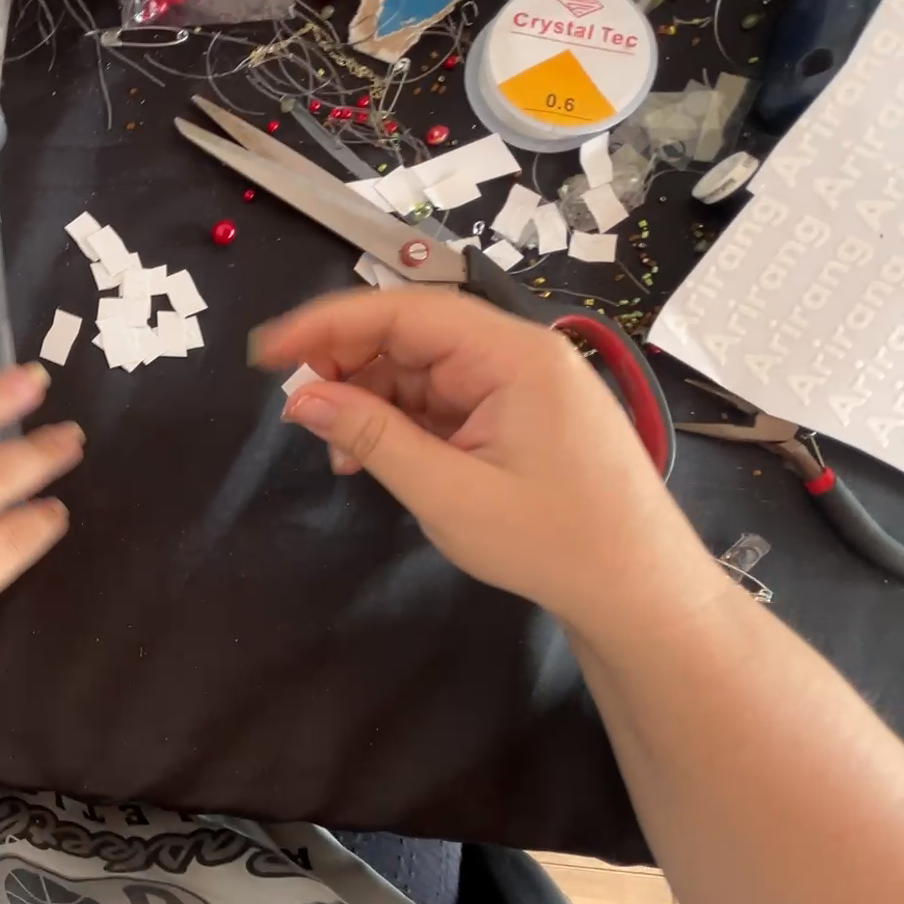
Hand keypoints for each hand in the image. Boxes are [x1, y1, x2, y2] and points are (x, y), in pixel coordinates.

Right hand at [252, 289, 721, 627]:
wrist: (634, 590)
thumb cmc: (549, 541)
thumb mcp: (445, 492)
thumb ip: (370, 436)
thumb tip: (300, 399)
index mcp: (510, 357)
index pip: (403, 313)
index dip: (327, 324)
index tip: (268, 351)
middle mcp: (511, 356)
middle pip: (405, 336)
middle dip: (342, 368)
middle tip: (296, 410)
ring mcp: (509, 384)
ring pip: (411, 371)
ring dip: (363, 404)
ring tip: (340, 454)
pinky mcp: (503, 413)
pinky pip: (429, 401)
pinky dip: (390, 424)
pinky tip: (369, 458)